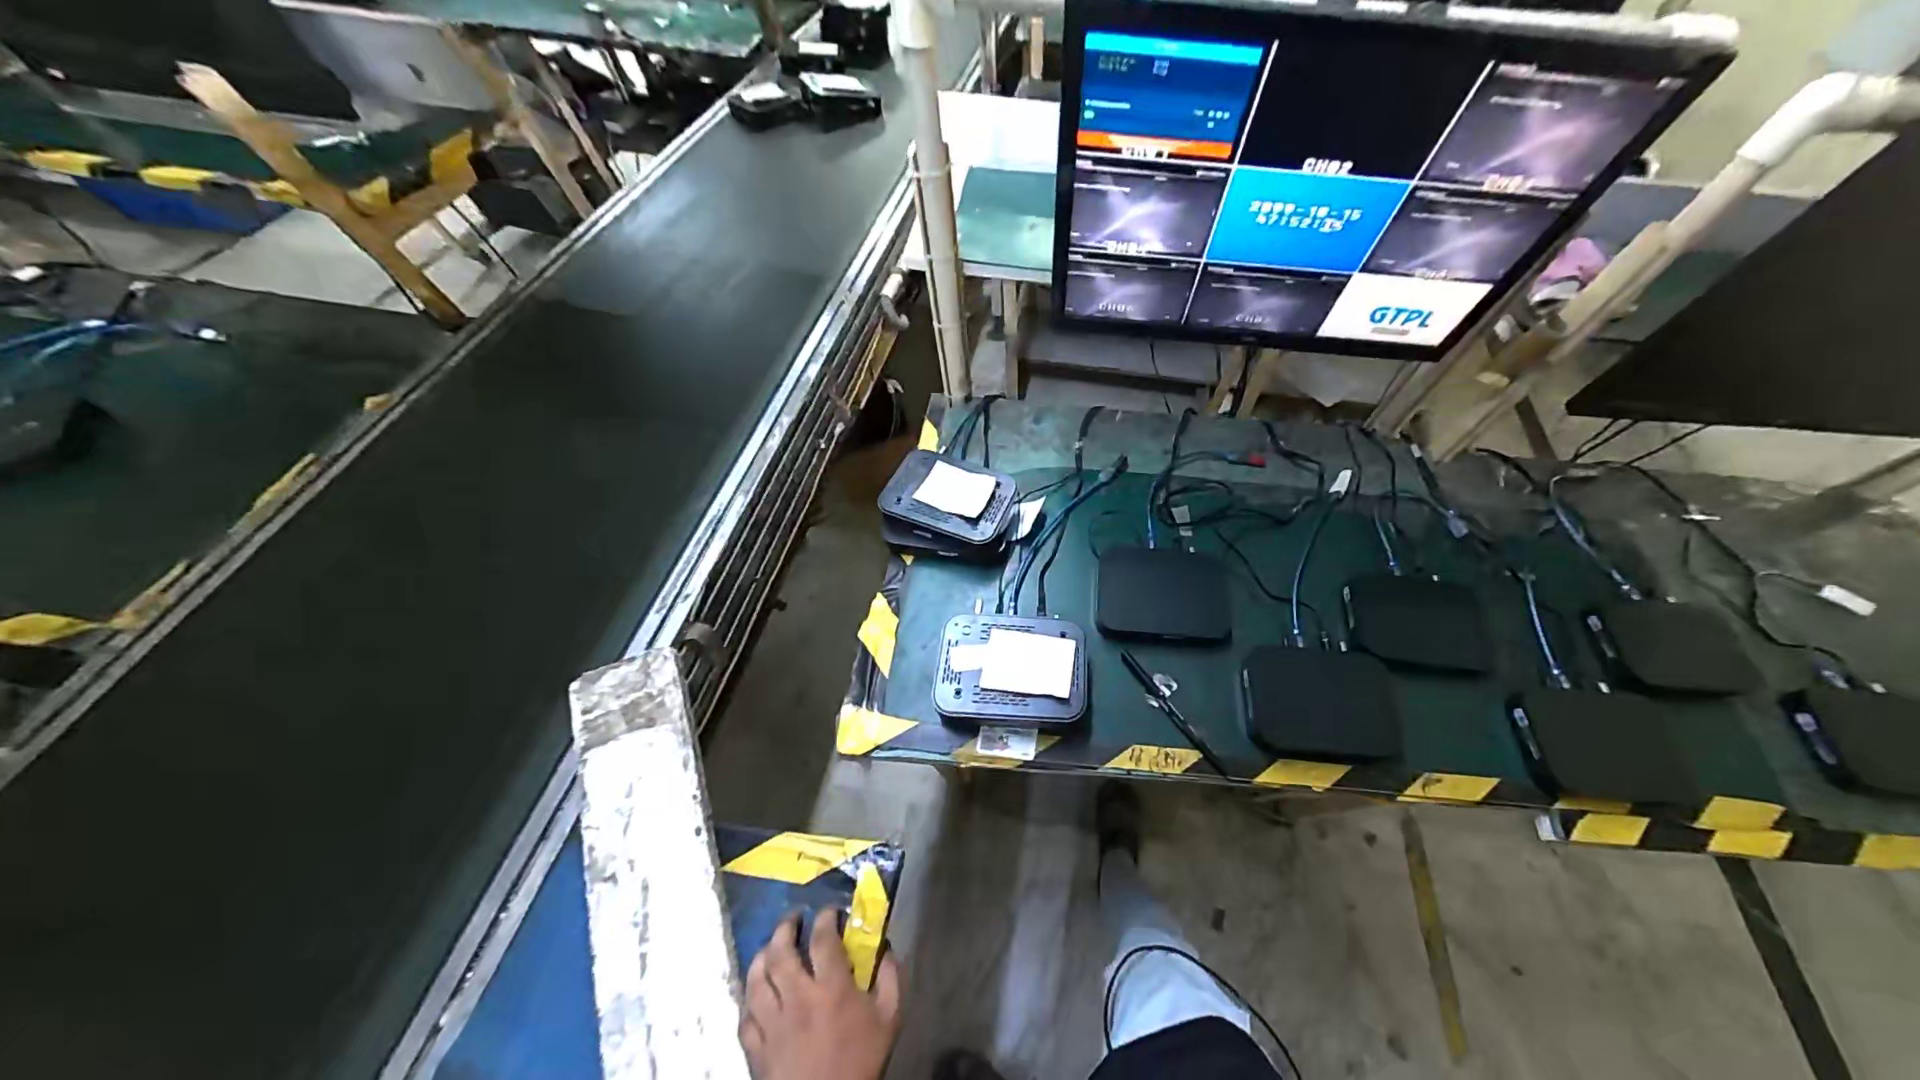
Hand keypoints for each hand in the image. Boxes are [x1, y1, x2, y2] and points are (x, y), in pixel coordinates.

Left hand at [740, 908, 902, 1079]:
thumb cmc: (861, 1063)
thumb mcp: (889, 1019)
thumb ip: (890, 979)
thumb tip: (886, 949)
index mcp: (831, 989)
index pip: (823, 938)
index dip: (825, 917)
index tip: (829, 912)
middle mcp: (797, 998)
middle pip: (781, 951)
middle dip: (785, 927)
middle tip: (793, 919)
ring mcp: (772, 1023)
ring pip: (756, 978)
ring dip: (762, 956)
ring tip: (771, 947)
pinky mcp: (756, 1047)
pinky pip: (745, 1013)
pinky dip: (750, 996)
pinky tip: (758, 990)